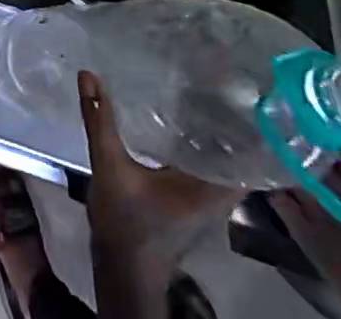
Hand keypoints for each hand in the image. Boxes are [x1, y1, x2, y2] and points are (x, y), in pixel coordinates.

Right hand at [78, 70, 244, 276]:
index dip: (251, 126)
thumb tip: (89, 75)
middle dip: (227, 123)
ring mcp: (203, 199)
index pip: (250, 156)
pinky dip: (193, 146)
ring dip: (208, 134)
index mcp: (213, 190)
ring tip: (192, 96)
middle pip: (235, 155)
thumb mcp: (109, 164)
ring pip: (217, 161)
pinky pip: (201, 166)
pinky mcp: (188, 199)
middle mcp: (217, 194)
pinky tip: (171, 127)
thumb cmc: (124, 219)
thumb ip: (99, 120)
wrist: (122, 263)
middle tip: (212, 83)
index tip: (243, 93)